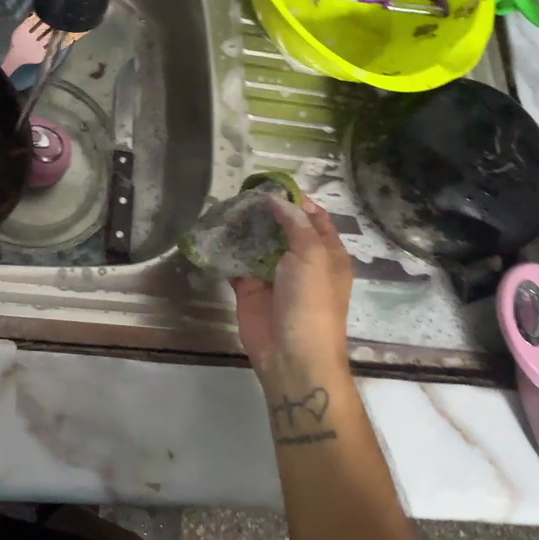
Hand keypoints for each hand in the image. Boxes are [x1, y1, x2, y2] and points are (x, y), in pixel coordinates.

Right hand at [229, 193, 351, 387]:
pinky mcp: (249, 288)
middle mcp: (301, 261)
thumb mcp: (313, 256)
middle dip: (264, 210)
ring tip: (223, 205)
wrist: (292, 356)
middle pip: (282, 227)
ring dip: (243, 226)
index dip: (296, 200)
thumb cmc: (311, 303)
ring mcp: (273, 275)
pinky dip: (225, 248)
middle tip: (240, 191)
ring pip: (257, 242)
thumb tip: (275, 198)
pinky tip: (212, 230)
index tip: (270, 183)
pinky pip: (236, 262)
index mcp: (326, 254)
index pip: (314, 218)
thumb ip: (295, 223)